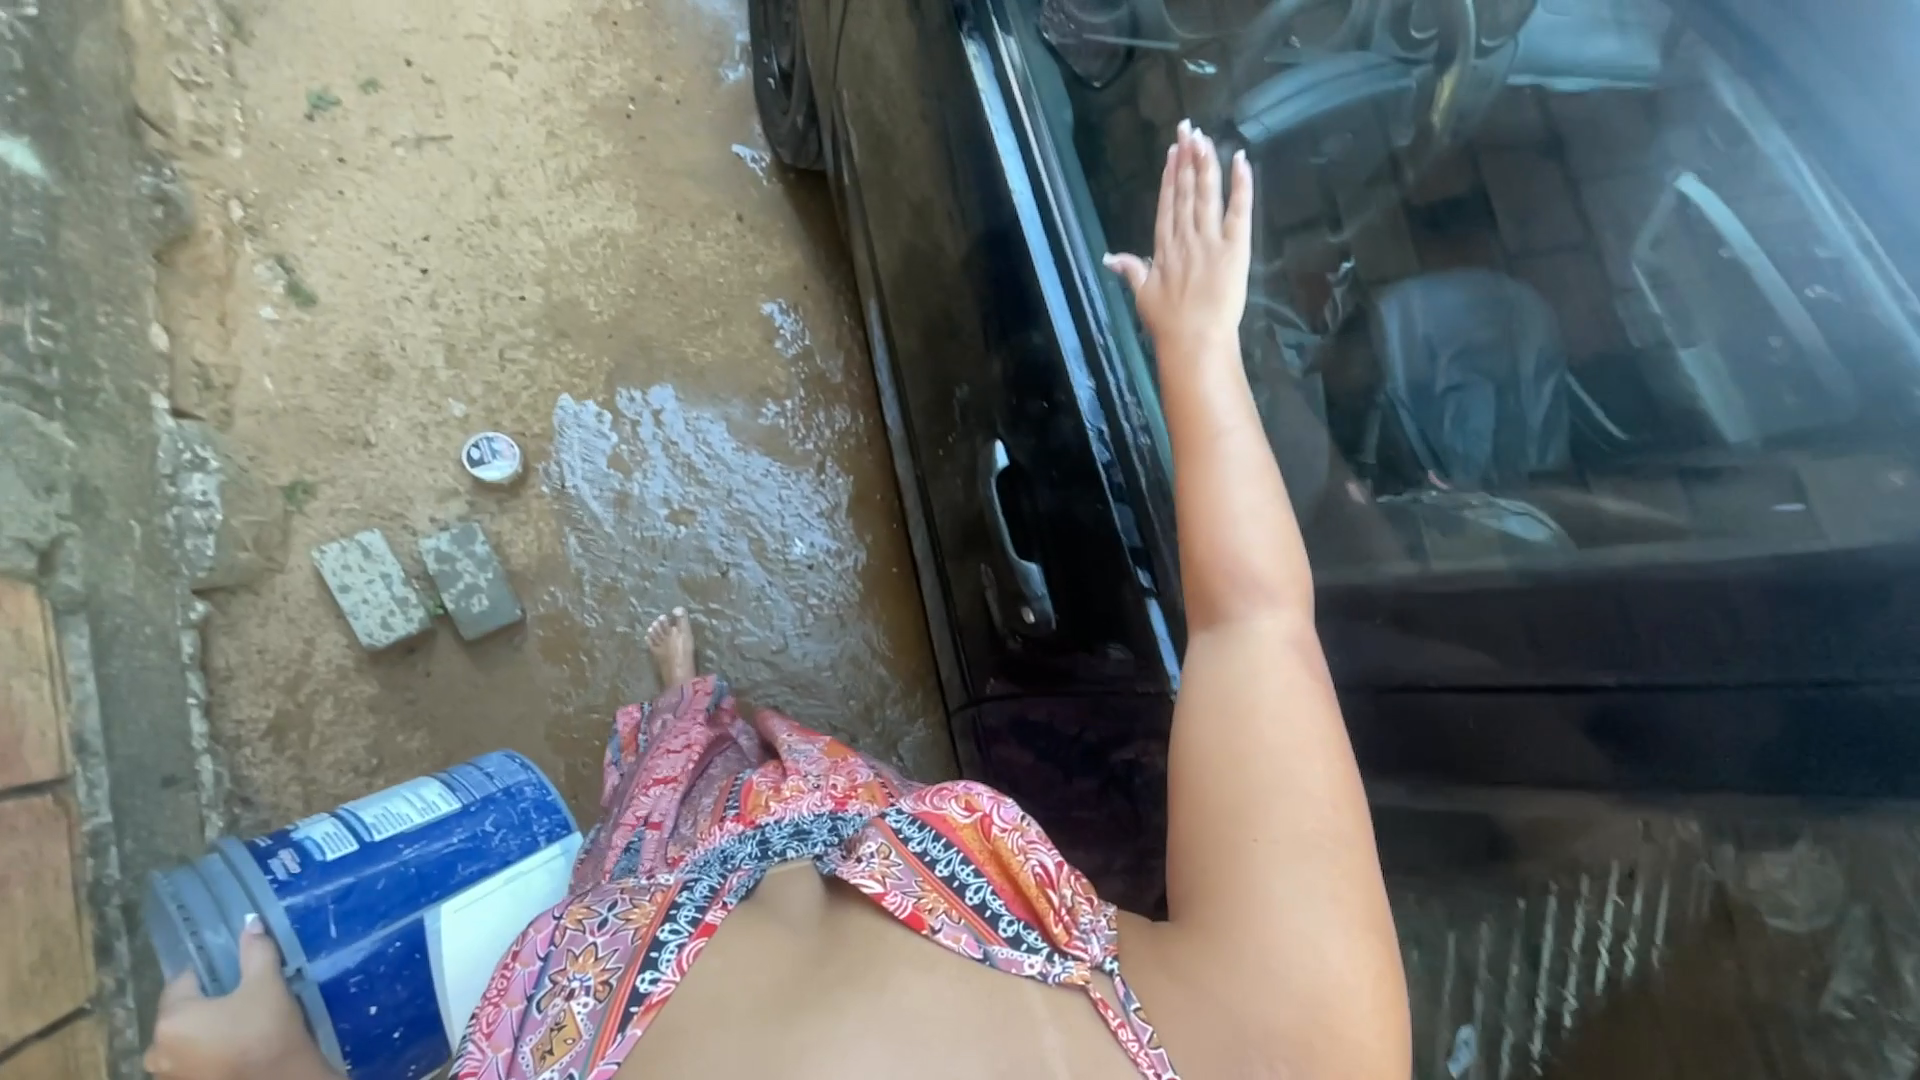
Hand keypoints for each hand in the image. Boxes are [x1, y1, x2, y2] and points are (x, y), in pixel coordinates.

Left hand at [145, 915, 340, 1079]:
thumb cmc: (265, 1028)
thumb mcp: (267, 984)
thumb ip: (256, 952)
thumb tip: (251, 923)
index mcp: (173, 1018)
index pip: (181, 982)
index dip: (207, 973)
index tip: (234, 972)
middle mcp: (156, 1047)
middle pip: (178, 1014)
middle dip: (204, 1004)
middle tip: (241, 998)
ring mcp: (164, 1074)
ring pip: (182, 1040)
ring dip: (203, 1031)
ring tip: (239, 1026)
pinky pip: (187, 1062)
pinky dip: (205, 1053)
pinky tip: (233, 1049)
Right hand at [1103, 120, 1253, 361]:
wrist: (1193, 340)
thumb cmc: (1168, 324)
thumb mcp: (1142, 297)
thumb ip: (1130, 271)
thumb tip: (1109, 257)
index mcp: (1163, 250)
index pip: (1167, 206)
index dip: (1170, 178)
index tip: (1172, 153)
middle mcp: (1185, 238)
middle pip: (1185, 192)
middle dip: (1187, 158)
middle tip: (1188, 127)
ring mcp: (1209, 240)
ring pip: (1206, 194)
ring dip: (1206, 163)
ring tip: (1205, 136)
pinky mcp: (1234, 247)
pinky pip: (1238, 210)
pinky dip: (1240, 185)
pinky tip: (1240, 160)